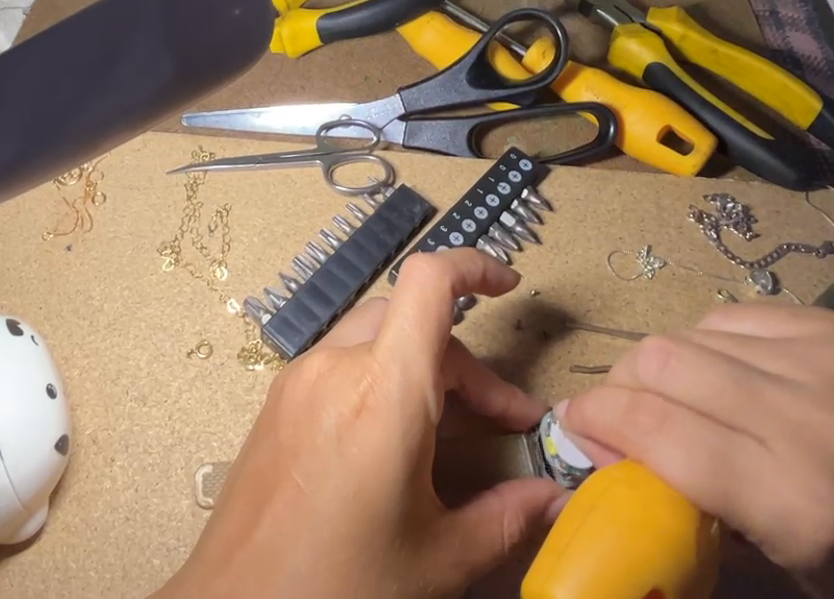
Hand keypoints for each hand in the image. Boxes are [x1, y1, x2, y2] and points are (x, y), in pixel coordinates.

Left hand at [157, 250, 566, 598]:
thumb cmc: (336, 586)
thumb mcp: (438, 558)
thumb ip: (506, 518)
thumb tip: (553, 498)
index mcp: (383, 391)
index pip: (428, 282)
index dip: (473, 266)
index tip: (508, 284)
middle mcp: (336, 366)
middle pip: (412, 318)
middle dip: (465, 359)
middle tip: (502, 418)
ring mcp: (300, 378)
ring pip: (377, 338)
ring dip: (424, 368)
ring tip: (455, 429)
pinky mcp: (280, 399)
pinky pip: (343, 362)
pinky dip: (383, 378)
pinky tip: (397, 436)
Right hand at [558, 305, 833, 598]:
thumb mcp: (779, 571)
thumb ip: (684, 499)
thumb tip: (601, 446)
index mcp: (801, 497)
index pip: (655, 425)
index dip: (596, 419)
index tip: (574, 428)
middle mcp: (817, 413)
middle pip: (661, 359)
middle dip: (620, 386)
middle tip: (618, 417)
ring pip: (690, 331)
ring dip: (663, 365)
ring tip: (675, 399)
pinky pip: (733, 317)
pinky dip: (709, 346)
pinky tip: (725, 377)